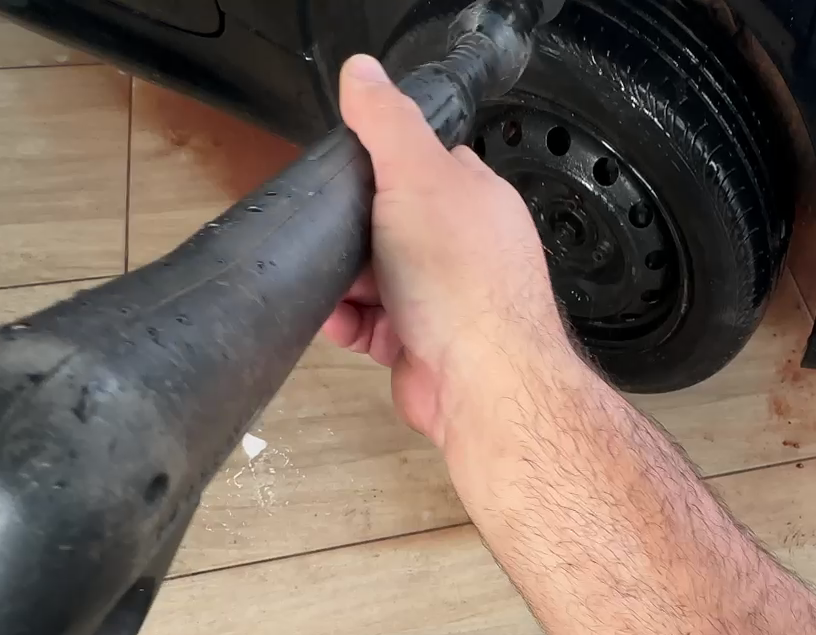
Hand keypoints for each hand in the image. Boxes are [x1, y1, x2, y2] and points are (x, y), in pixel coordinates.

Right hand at [322, 54, 580, 446]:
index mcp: (477, 204)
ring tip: (338, 291)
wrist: (482, 381)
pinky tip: (344, 324)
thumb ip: (388, 124)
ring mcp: (443, 302)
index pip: (426, 167)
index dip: (382, 166)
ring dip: (343, 284)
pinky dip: (351, 324)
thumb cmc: (462, 281)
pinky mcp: (421, 346)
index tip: (347, 172)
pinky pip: (371, 325)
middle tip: (333, 238)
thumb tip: (364, 73)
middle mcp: (464, 253)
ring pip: (372, 279)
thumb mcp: (418, 177)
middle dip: (351, 234)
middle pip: (387, 226)